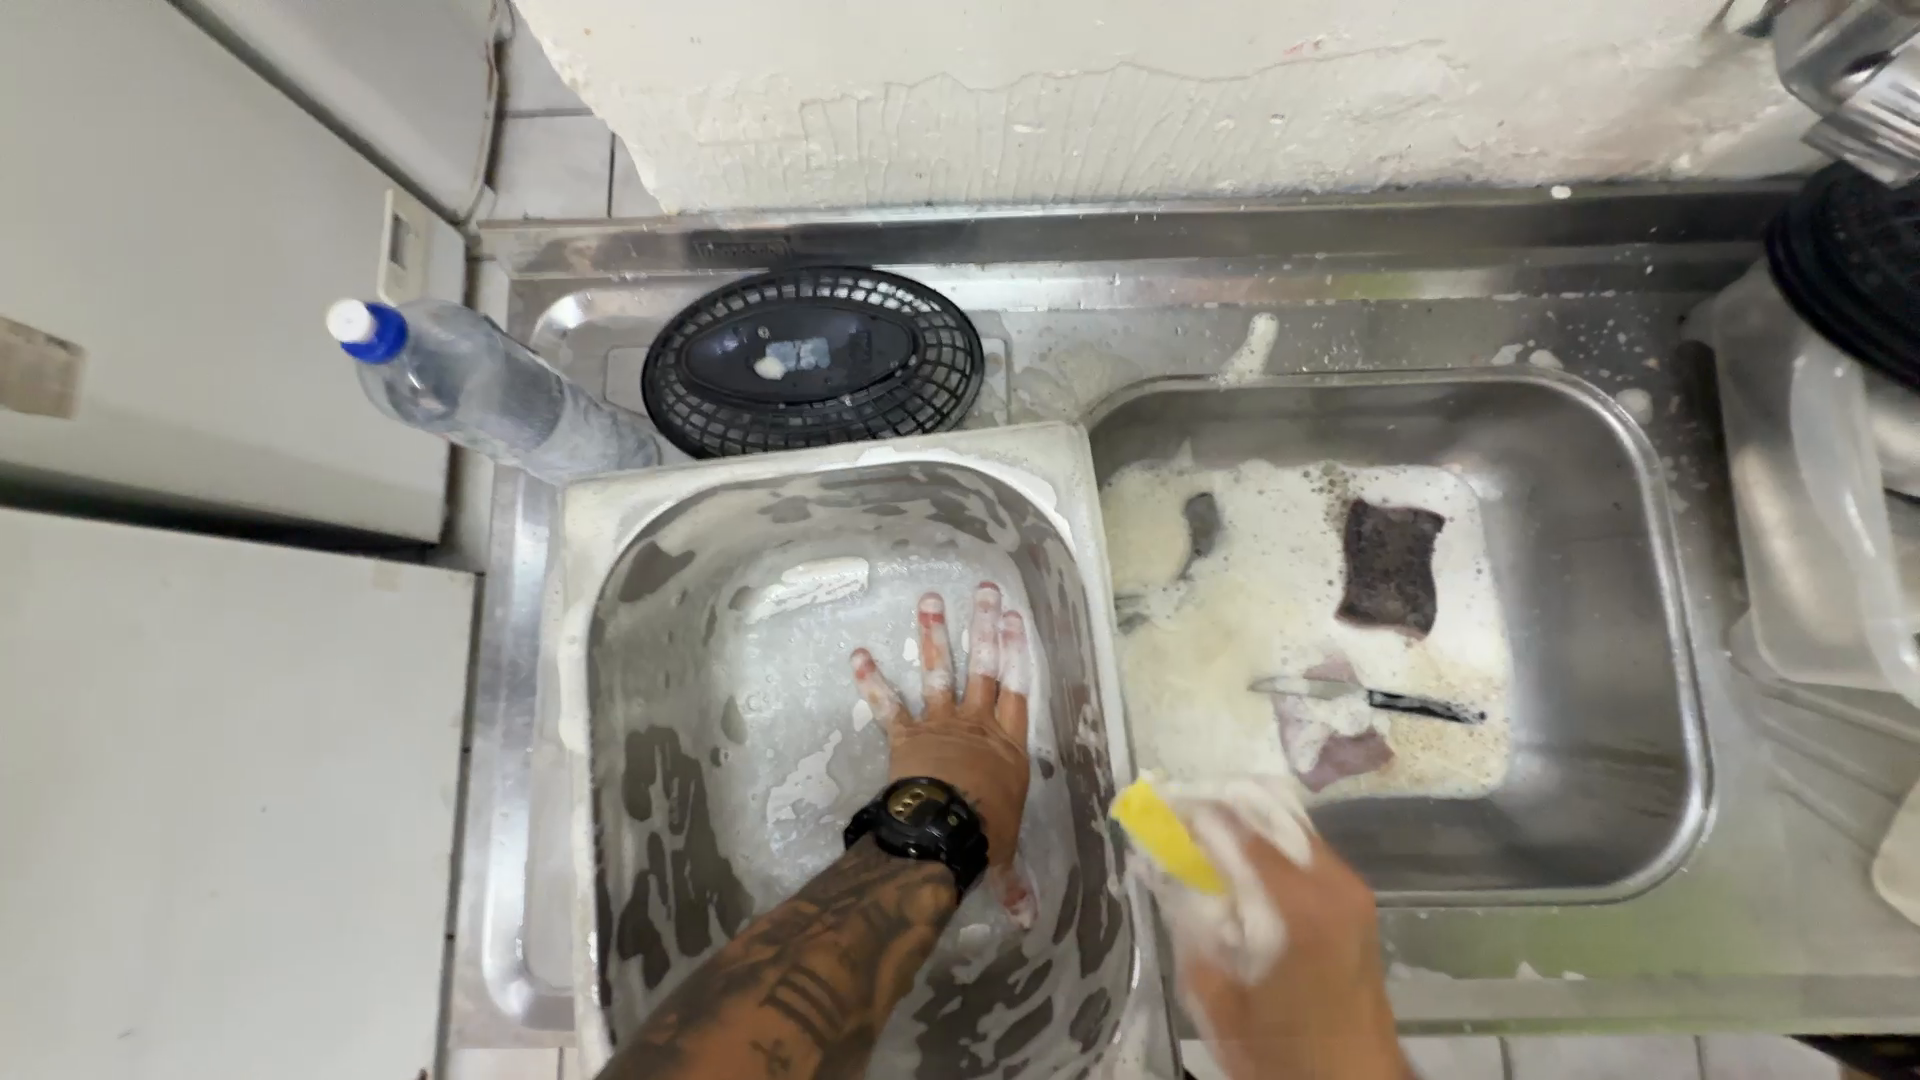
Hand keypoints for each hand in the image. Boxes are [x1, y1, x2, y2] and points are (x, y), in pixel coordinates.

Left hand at [850, 583, 1033, 918]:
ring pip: (938, 672)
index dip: (1017, 651)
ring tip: (930, 600)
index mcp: (1007, 744)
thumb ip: (1011, 876)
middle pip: (984, 667)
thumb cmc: (982, 837)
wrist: (941, 832)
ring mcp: (939, 723)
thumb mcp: (1003, 853)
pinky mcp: (906, 733)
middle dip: (984, 628)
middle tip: (984, 591)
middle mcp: (976, 724)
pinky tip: (859, 653)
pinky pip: (887, 705)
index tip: (1015, 617)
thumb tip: (1026, 919)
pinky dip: (872, 681)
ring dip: (933, 635)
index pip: (1017, 688)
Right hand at [1178, 817, 1407, 1079]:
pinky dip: (1270, 840)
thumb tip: (1162, 871)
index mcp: (1299, 910)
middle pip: (1271, 815)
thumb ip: (1189, 931)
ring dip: (1247, 819)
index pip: (1239, 834)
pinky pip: (1306, 848)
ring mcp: (1351, 891)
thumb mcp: (1219, 1003)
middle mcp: (1333, 886)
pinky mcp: (1357, 902)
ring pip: (1291, 826)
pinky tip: (1242, 851)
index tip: (1163, 803)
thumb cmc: (1283, 1053)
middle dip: (1223, 805)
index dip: (1197, 812)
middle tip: (1183, 806)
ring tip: (1208, 823)